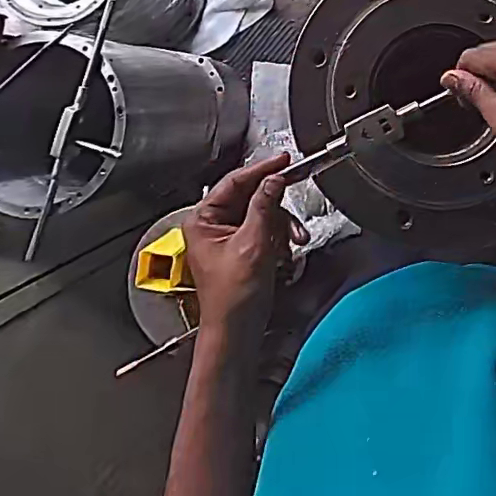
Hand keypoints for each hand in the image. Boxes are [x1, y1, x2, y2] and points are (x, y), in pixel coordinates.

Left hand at [183, 154, 305, 339]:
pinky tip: (286, 251)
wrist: (237, 335)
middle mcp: (213, 225)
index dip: (261, 169)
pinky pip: (266, 229)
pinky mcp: (243, 249)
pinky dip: (280, 237)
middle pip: (251, 196)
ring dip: (282, 226)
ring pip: (263, 213)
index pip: (234, 181)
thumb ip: (264, 206)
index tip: (282, 160)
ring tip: (293, 240)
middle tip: (293, 204)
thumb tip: (274, 179)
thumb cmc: (232, 300)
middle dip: (276, 208)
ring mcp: (228, 237)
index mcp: (203, 220)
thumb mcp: (252, 244)